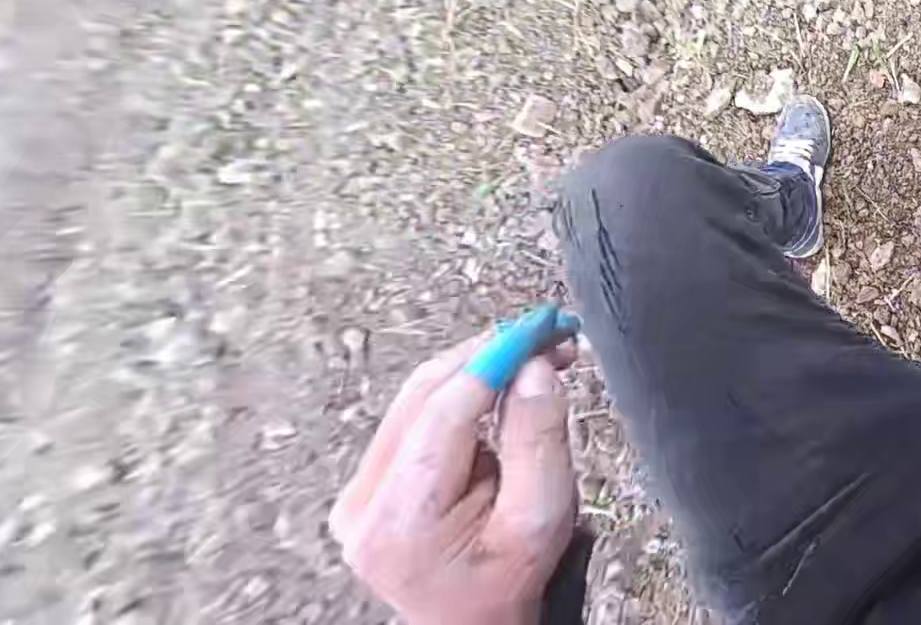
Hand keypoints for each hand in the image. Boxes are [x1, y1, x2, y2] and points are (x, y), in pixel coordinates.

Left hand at [330, 334, 577, 624]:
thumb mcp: (543, 509)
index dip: (503, 354)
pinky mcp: (380, 474)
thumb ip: (539, 435)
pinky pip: (426, 404)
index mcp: (403, 517)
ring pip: (426, 388)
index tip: (547, 325)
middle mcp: (366, 500)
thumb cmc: (511, 572)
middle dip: (500, 347)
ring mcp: (365, 487)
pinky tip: (515, 372)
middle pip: (430, 388)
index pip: (449, 406)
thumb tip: (535, 366)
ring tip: (545, 349)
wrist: (476, 618)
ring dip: (491, 357)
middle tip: (555, 331)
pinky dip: (477, 377)